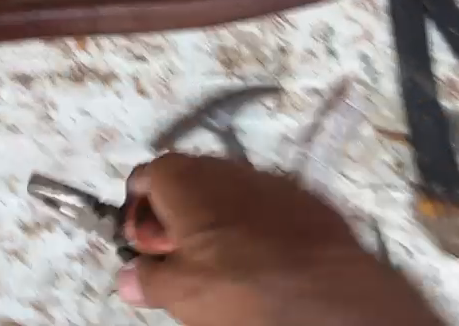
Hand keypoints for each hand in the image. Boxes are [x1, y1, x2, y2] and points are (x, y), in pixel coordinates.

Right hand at [118, 153, 443, 325]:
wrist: (330, 293)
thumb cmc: (242, 285)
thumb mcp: (182, 293)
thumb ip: (148, 280)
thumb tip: (128, 277)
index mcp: (180, 177)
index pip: (142, 179)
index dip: (137, 214)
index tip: (145, 249)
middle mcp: (217, 165)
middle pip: (182, 182)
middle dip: (175, 218)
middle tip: (179, 259)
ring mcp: (261, 176)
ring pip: (222, 192)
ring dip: (212, 220)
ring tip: (220, 264)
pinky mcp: (299, 195)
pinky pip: (261, 204)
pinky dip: (251, 224)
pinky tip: (261, 260)